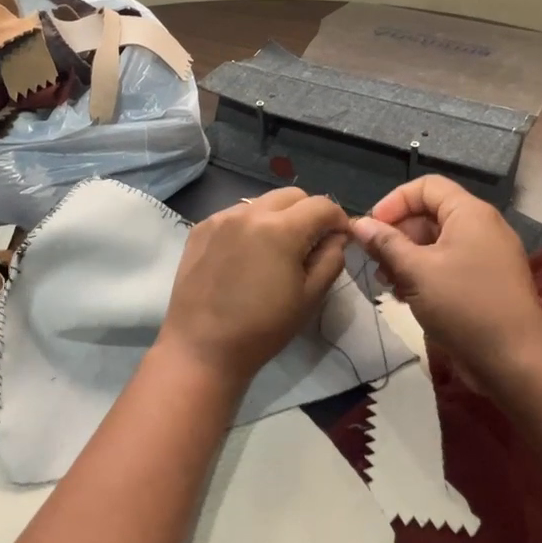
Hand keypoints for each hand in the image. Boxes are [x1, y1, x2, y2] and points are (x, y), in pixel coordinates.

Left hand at [157, 188, 350, 387]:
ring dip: (278, 217)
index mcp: (281, 229)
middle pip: (291, 196)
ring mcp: (221, 217)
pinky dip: (250, 225)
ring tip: (276, 250)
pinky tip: (246, 255)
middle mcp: (249, 213)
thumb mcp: (309, 297)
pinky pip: (235, 215)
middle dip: (308, 213)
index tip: (340, 238)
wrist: (202, 346)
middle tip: (310, 243)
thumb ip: (330, 259)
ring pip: (262, 202)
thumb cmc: (263, 328)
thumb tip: (336, 236)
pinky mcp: (201, 228)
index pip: (321, 205)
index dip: (337, 219)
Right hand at [350, 176, 541, 398]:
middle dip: (397, 234)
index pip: (426, 186)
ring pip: (437, 243)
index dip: (394, 202)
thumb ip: (385, 243)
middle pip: (430, 214)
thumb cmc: (464, 306)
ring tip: (387, 283)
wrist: (517, 364)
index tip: (371, 228)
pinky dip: (425, 274)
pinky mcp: (487, 283)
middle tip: (375, 261)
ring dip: (407, 257)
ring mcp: (488, 257)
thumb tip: (358, 223)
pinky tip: (406, 297)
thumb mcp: (416, 271)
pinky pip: (450, 265)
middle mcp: (483, 228)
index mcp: (470, 214)